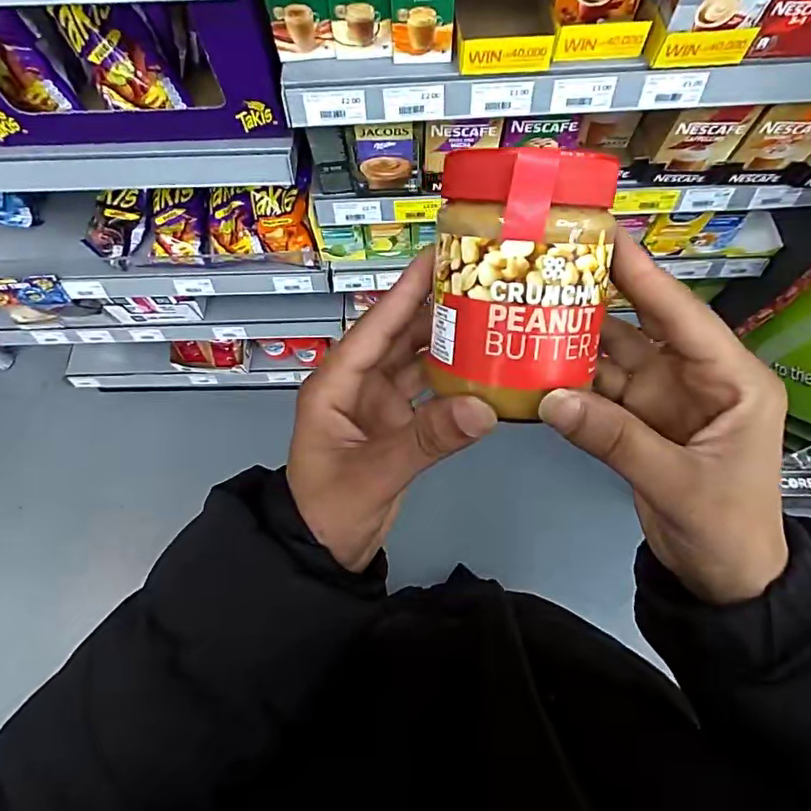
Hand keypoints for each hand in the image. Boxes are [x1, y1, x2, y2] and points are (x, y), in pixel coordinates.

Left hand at [288, 251, 496, 572]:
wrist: (322, 555)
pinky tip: (481, 368)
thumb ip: (426, 440)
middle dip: (435, 308)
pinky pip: (427, 392)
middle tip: (479, 281)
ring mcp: (377, 403)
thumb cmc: (327, 511)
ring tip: (488, 315)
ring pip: (414, 361)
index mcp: (335, 384)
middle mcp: (356, 384)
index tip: (437, 256)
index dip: (406, 290)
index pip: (374, 326)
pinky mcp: (395, 424)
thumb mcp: (373, 474)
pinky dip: (452, 380)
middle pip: (398, 336)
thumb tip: (483, 408)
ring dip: (446, 342)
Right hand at [538, 234, 788, 602]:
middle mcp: (695, 376)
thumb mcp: (678, 484)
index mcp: (731, 379)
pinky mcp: (638, 419)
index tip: (604, 232)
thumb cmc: (728, 529)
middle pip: (640, 326)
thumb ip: (615, 440)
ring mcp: (662, 398)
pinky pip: (598, 390)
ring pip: (612, 357)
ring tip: (528, 307)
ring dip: (573, 338)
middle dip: (598, 294)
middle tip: (551, 261)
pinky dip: (568, 381)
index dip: (642, 273)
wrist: (726, 582)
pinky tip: (534, 364)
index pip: (681, 314)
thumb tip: (550, 399)